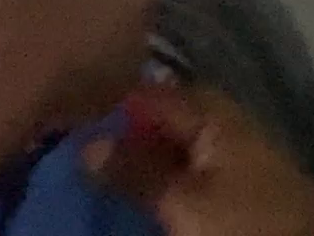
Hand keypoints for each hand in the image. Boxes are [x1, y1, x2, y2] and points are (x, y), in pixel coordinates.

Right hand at [83, 84, 313, 235]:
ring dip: (139, 155)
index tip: (64, 110)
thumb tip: (86, 142)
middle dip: (121, 128)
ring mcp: (229, 150)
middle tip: (71, 145)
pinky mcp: (234, 183)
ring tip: (93, 170)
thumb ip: (138, 170)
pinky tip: (137, 191)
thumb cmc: (249, 222)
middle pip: (160, 115)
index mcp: (210, 110)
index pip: (148, 92)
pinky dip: (160, 174)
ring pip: (171, 142)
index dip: (109, 100)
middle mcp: (219, 119)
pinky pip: (186, 166)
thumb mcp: (186, 202)